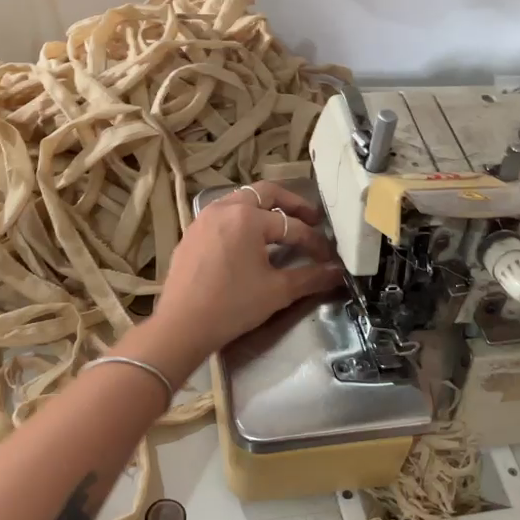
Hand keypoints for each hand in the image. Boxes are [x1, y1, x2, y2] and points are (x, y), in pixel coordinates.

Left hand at [144, 180, 342, 368]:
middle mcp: (224, 208)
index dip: (314, 242)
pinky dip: (242, 221)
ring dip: (264, 209)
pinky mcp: (191, 235)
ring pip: (240, 201)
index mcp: (248, 217)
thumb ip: (311, 277)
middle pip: (265, 193)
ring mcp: (203, 220)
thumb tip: (338, 272)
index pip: (292, 225)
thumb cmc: (232, 305)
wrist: (182, 326)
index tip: (328, 257)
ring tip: (280, 227)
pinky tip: (248, 243)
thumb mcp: (277, 291)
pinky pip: (222, 217)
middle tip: (311, 218)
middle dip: (292, 204)